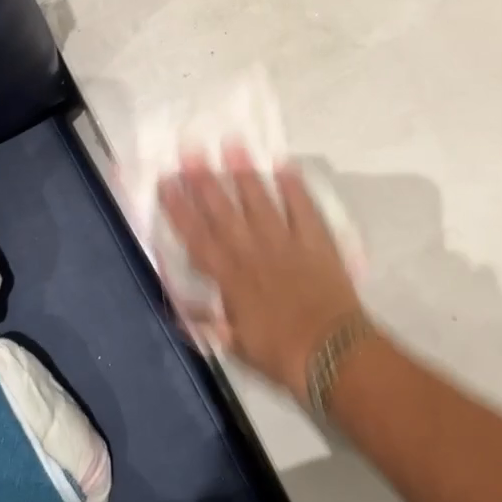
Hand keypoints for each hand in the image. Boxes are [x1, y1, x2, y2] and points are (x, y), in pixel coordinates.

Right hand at [157, 146, 366, 397]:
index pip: (198, 238)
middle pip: (225, 212)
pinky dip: (295, 187)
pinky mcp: (318, 242)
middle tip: (190, 148)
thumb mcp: (235, 347)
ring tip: (231, 144)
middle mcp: (254, 253)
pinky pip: (304, 209)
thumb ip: (208, 323)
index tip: (166, 181)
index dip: (179, 208)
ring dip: (244, 173)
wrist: (335, 356)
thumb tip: (178, 307)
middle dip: (205, 179)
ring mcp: (287, 244)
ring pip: (261, 202)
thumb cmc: (282, 357)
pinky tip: (284, 166)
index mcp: (230, 279)